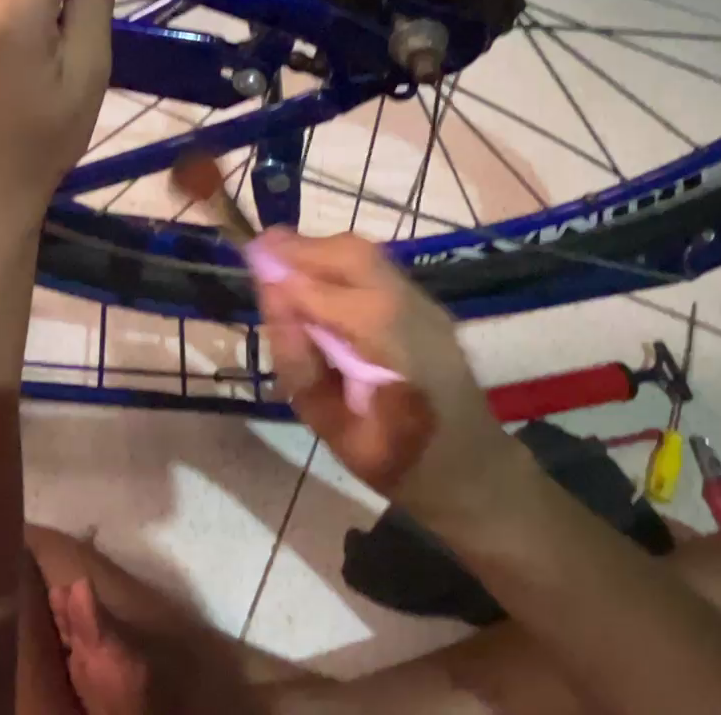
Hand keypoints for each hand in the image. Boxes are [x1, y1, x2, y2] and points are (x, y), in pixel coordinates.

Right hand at [255, 230, 520, 525]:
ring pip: (367, 255)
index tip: (251, 262)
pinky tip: (318, 282)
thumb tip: (273, 299)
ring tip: (283, 266)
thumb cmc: (394, 460)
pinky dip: (339, 264)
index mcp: (394, 355)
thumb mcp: (331, 425)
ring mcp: (426, 306)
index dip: (291, 276)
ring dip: (321, 252)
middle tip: (261, 253)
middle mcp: (415, 315)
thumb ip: (300, 363)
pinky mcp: (425, 305)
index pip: (334, 298)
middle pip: (354, 257)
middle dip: (304, 250)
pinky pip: (377, 268)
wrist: (469, 470)